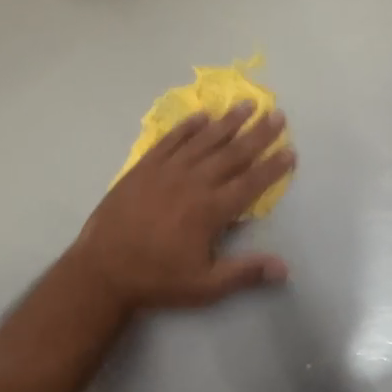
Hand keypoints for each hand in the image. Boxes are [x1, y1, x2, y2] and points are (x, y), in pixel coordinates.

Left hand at [67, 103, 294, 312]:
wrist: (102, 270)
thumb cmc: (157, 279)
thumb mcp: (204, 287)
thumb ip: (244, 273)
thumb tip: (284, 268)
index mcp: (210, 210)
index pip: (250, 183)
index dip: (272, 167)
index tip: (290, 150)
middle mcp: (193, 183)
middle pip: (232, 153)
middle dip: (258, 133)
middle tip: (276, 114)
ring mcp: (167, 171)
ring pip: (203, 140)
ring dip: (227, 122)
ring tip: (246, 104)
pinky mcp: (144, 167)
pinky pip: (170, 140)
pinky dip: (187, 126)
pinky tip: (201, 115)